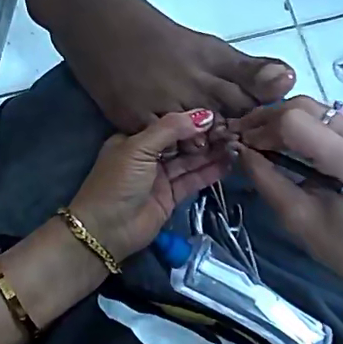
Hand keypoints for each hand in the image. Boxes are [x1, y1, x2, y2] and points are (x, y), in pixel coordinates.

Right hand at [24, 0, 295, 133]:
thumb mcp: (202, 45)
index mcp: (212, 58)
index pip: (253, 94)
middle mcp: (192, 79)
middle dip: (240, 134)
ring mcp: (161, 99)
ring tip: (208, 151)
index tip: (266, 128)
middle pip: (231, 118)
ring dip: (208, 146)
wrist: (94, 18)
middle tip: (241, 146)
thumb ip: (243, 68)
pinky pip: (162, 144)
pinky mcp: (132, 115)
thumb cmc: (147, 29)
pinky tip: (176, 151)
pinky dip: (174, 151)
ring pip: (200, 137)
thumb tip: (288, 79)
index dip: (263, 115)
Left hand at [66, 110, 233, 260]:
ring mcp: (159, 177)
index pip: (167, 125)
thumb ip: (170, 129)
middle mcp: (147, 156)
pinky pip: (193, 179)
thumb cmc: (117, 182)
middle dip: (204, 136)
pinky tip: (229, 162)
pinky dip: (210, 172)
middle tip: (231, 129)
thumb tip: (203, 115)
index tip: (217, 114)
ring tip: (235, 143)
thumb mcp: (138, 148)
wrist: (106, 229)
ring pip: (189, 160)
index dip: (190, 120)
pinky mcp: (170, 196)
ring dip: (210, 153)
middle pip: (181, 142)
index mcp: (133, 139)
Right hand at [233, 97, 342, 331]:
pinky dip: (304, 126)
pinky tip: (289, 144)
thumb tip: (238, 148)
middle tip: (246, 136)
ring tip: (263, 139)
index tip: (243, 143)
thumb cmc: (339, 246)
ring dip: (285, 119)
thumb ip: (265, 177)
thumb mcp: (294, 215)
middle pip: (307, 107)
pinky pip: (330, 120)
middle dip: (270, 118)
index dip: (262, 128)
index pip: (296, 121)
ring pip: (318, 109)